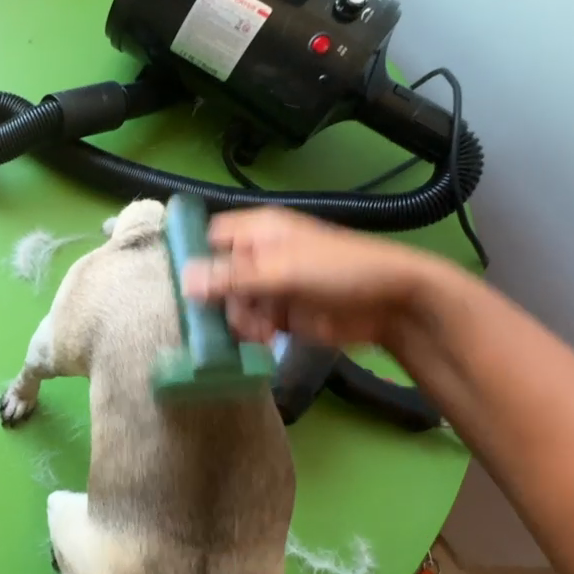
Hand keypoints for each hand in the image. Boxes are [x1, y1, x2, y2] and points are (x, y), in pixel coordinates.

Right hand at [181, 207, 454, 348]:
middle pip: (215, 277)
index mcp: (259, 232)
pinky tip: (264, 341)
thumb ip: (232, 277)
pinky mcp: (279, 314)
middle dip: (217, 300)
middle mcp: (258, 256)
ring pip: (229, 305)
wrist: (393, 304)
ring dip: (237, 322)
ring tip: (259, 332)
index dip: (194, 256)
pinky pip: (248, 325)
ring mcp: (269, 286)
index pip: (210, 236)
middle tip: (226, 317)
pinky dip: (250, 335)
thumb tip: (185, 280)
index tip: (180, 284)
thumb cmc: (341, 271)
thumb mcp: (282, 270)